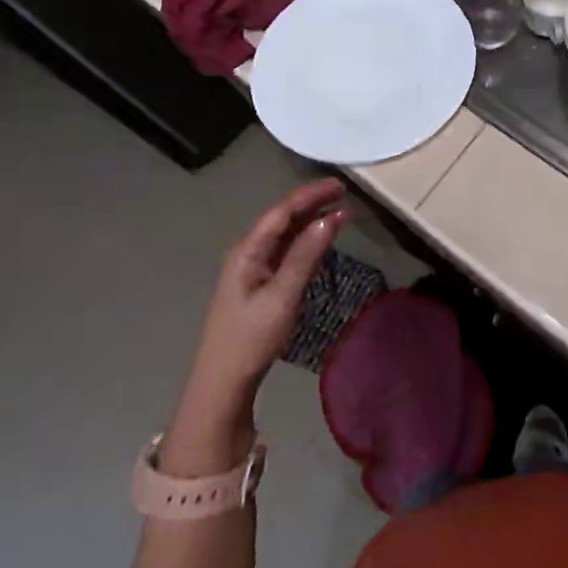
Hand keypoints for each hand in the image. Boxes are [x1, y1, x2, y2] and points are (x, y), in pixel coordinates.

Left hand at [170, 179, 347, 453]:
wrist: (224, 382)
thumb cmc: (251, 338)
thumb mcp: (282, 296)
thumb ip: (305, 256)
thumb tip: (329, 219)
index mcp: (248, 252)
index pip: (281, 212)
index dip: (310, 195)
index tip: (340, 185)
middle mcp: (248, 254)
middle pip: (283, 220)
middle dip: (312, 204)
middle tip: (344, 194)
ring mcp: (253, 271)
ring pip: (285, 236)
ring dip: (311, 222)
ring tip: (340, 213)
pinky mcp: (260, 286)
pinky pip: (286, 253)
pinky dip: (306, 242)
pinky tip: (322, 242)